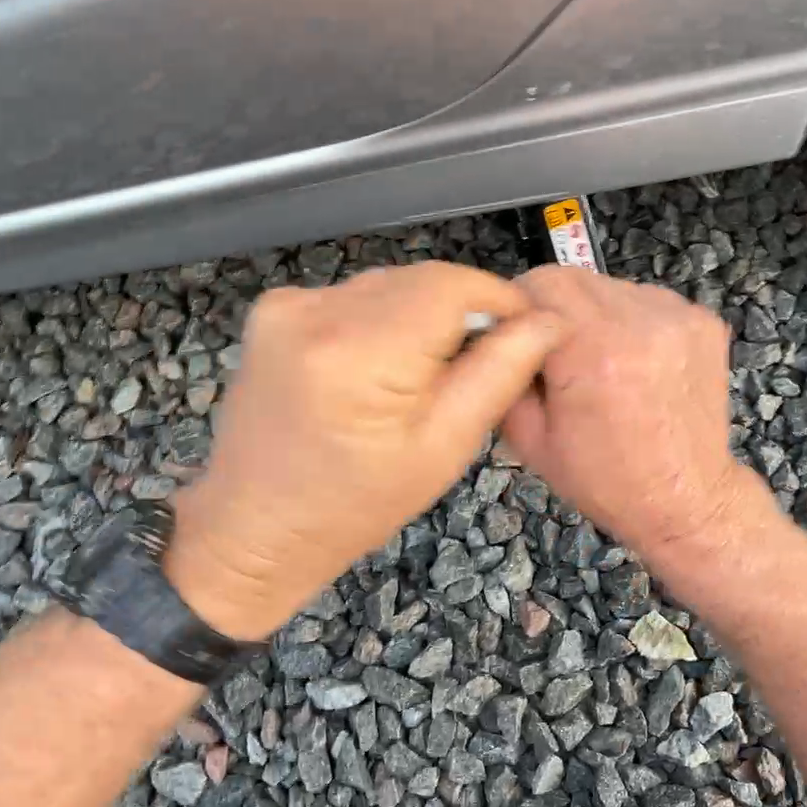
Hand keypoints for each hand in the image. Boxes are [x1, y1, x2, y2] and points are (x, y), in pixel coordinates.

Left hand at [164, 263, 563, 639]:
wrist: (257, 527)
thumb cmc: (359, 503)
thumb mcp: (447, 446)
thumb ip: (500, 372)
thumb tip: (549, 320)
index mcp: (363, 350)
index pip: (455, 284)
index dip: (499, 300)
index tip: (523, 332)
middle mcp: (318, 309)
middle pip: (423, 279)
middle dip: (461, 312)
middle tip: (474, 367)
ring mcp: (288, 304)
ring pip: (391, 284)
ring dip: (421, 315)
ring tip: (422, 376)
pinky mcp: (273, 309)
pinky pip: (354, 296)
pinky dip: (382, 319)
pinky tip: (378, 368)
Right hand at [500, 266, 772, 562]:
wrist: (686, 500)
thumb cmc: (607, 481)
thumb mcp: (531, 440)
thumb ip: (507, 373)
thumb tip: (495, 331)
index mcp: (593, 352)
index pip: (538, 284)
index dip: (519, 308)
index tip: (517, 336)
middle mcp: (640, 324)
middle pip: (573, 277)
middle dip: (553, 309)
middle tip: (555, 352)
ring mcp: (678, 319)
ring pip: (610, 286)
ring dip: (594, 313)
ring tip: (599, 361)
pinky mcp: (704, 322)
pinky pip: (647, 301)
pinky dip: (631, 322)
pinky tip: (633, 362)